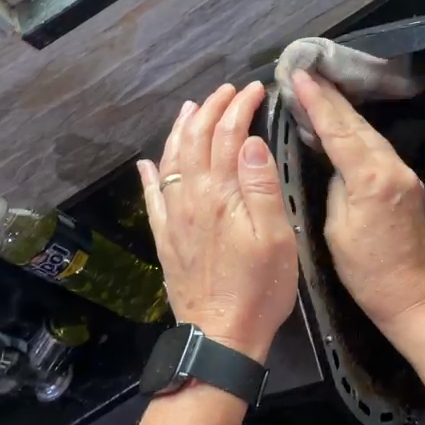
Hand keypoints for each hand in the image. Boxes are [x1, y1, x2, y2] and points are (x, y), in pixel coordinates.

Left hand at [138, 83, 297, 361]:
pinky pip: (151, 196)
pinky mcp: (164, 237)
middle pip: (196, 139)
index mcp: (220, 194)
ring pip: (171, 160)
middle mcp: (190, 197)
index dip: (240, 107)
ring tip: (192, 108)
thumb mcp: (276, 236)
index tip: (256, 89)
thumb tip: (250, 140)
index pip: (228, 135)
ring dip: (182, 129)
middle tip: (228, 90)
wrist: (220, 335)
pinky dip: (149, 172)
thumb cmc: (259, 287)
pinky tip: (148, 161)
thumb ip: (261, 185)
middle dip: (212, 108)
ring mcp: (173, 217)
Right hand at [289, 70, 424, 333]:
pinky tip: (341, 125)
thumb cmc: (366, 271)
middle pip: (357, 124)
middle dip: (330, 97)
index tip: (299, 75)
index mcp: (371, 177)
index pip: (339, 129)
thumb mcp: (335, 229)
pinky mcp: (406, 183)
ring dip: (343, 112)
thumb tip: (332, 160)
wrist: (412, 296)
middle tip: (305, 73)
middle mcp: (393, 166)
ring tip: (317, 91)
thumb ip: (335, 185)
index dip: (317, 101)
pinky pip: (376, 147)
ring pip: (368, 133)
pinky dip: (355, 132)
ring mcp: (404, 173)